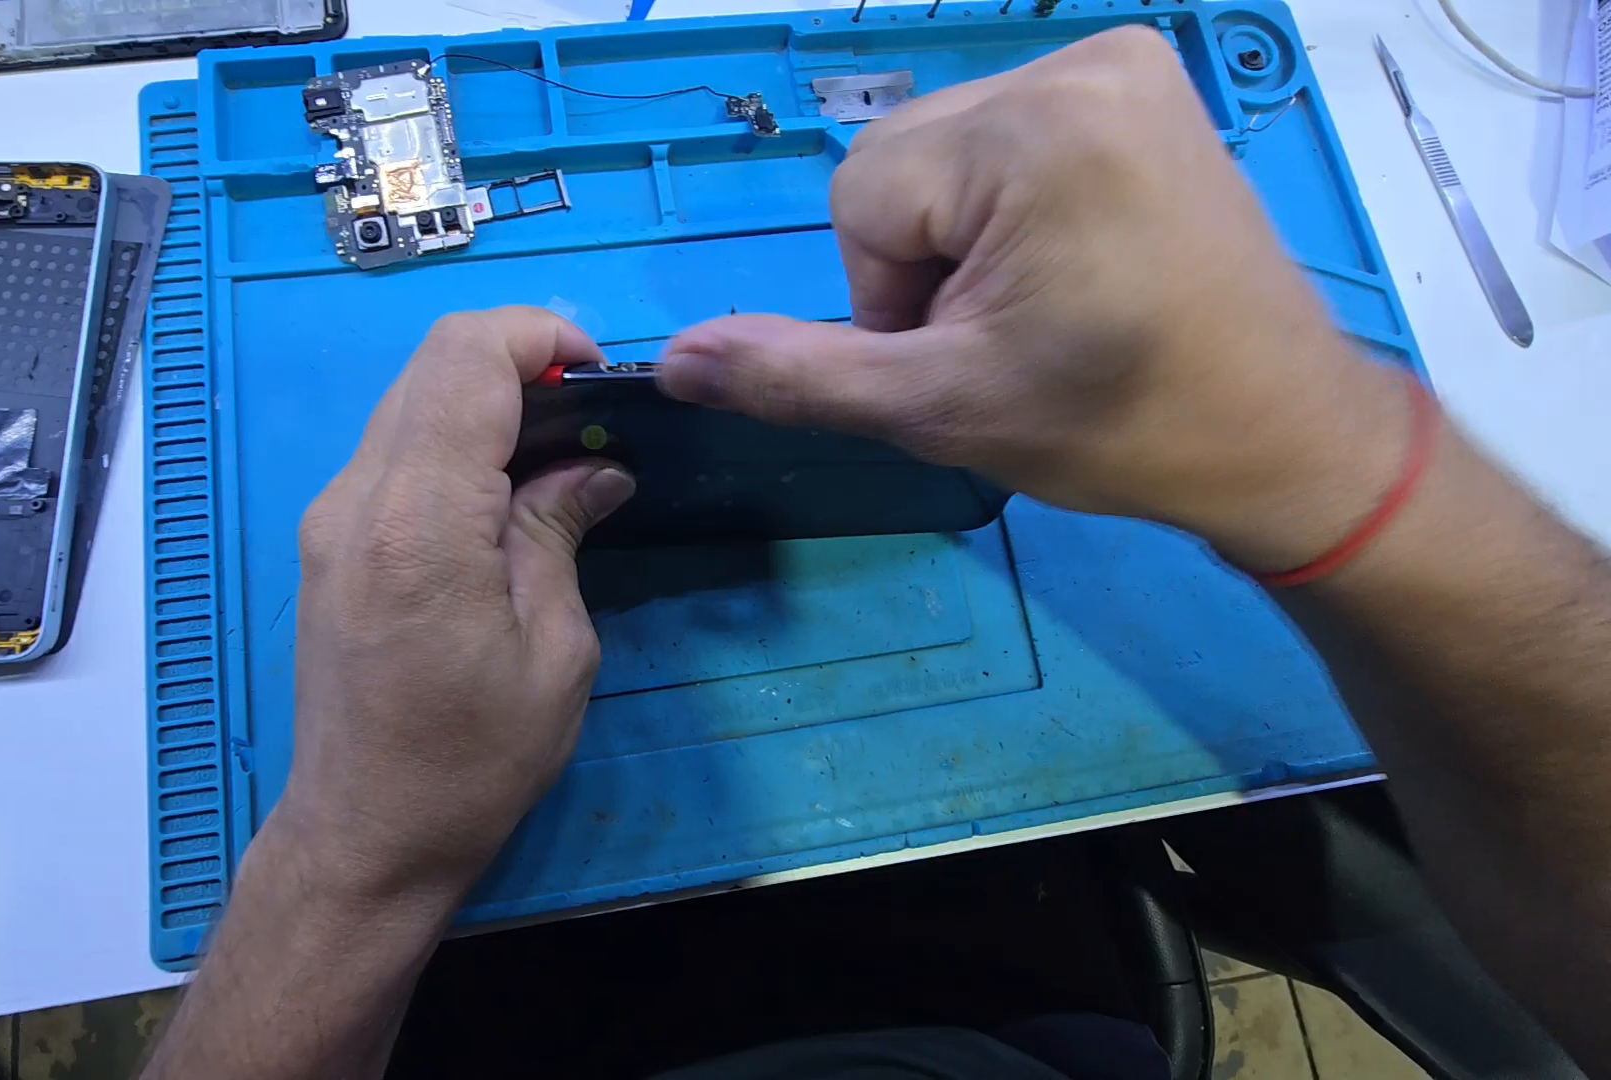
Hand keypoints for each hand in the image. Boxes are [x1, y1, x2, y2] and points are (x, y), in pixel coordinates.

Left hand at [282, 308, 634, 898]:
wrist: (367, 836)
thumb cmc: (475, 759)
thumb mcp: (555, 650)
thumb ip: (561, 533)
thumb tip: (596, 470)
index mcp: (422, 522)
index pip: (467, 361)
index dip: (540, 337)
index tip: (597, 378)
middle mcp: (359, 499)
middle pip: (433, 364)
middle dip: (520, 362)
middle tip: (586, 419)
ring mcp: (332, 517)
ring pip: (412, 400)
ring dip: (487, 402)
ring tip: (553, 457)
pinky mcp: (330, 541)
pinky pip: (396, 449)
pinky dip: (457, 440)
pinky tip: (503, 493)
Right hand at [656, 27, 1410, 573]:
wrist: (1270, 433)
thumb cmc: (1109, 429)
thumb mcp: (932, 409)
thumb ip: (794, 377)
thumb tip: (673, 359)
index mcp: (1035, 132)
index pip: (861, 201)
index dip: (887, 295)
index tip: (968, 348)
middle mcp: (1079, 64)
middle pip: (894, 172)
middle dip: (917, 269)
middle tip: (1001, 334)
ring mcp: (1117, 64)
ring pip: (936, 162)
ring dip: (952, 248)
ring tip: (1036, 306)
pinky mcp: (1134, 87)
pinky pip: (992, 147)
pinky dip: (993, 217)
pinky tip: (1062, 266)